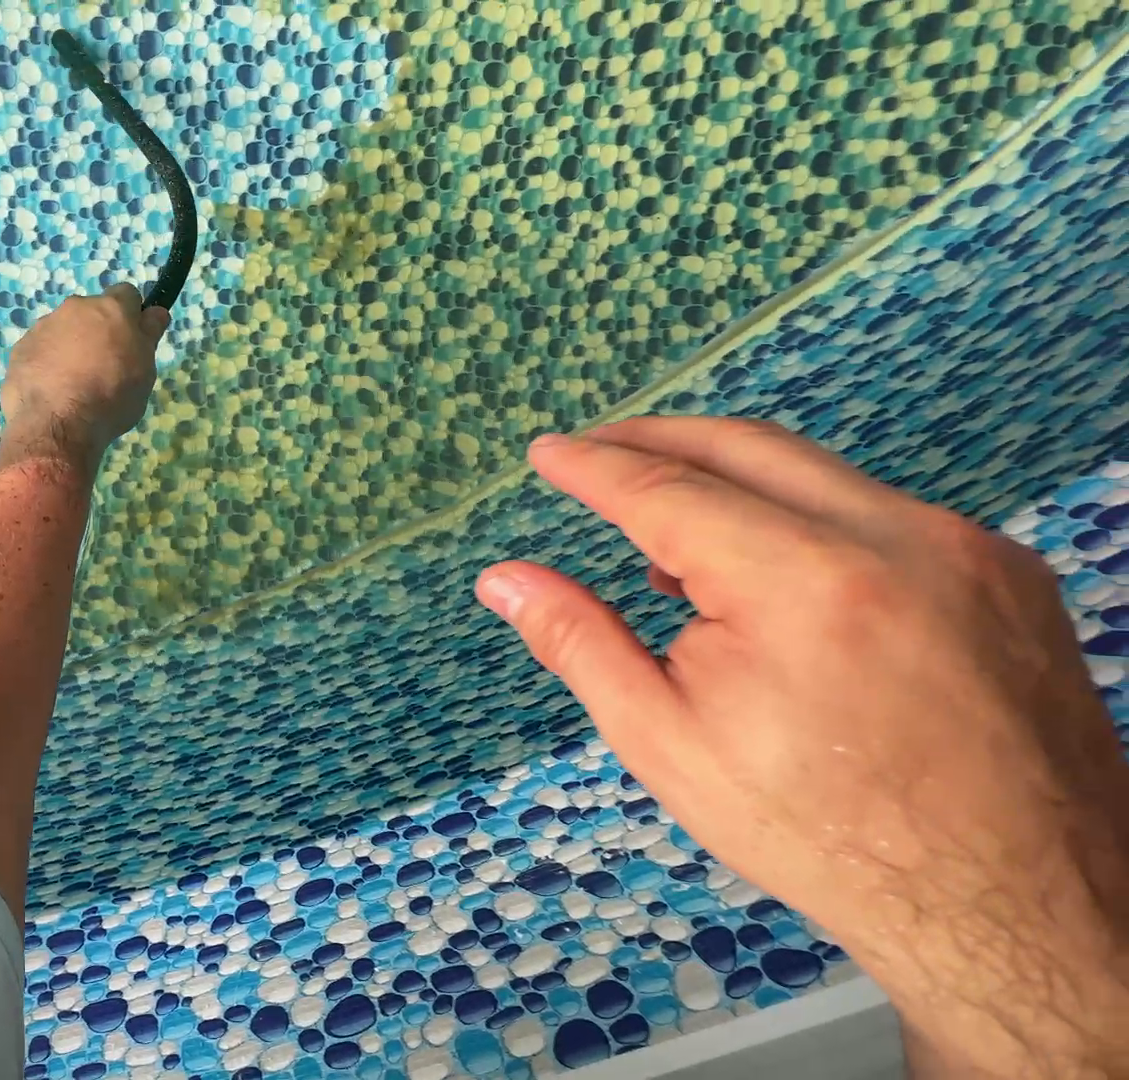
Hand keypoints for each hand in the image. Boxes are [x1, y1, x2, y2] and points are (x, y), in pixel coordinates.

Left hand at [0, 284, 165, 473]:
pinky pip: (40, 350)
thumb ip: (149, 336)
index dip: (131, 316)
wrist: (57, 424)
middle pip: (91, 313)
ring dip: (71, 348)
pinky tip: (52, 391)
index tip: (131, 341)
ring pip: (63, 331)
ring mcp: (43, 326)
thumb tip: (156, 312)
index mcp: (110, 309)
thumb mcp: (145, 371)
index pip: (127, 295)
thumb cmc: (112, 397)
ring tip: (74, 385)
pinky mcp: (20, 349)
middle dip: (98, 333)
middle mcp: (74, 308)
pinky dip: (47, 364)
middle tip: (104, 369)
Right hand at [475, 417, 1128, 1077]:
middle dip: (652, 438)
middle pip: (743, 447)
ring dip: (718, 474)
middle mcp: (897, 539)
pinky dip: (786, 508)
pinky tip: (751, 561)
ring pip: (810, 470)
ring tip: (653, 518)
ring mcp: (966, 548)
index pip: (666, 491)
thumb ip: (575, 641)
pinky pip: (867, 506)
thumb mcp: (662, 739)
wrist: (1016, 912)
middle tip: (589, 449)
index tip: (545, 451)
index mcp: (801, 584)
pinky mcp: (1003, 570)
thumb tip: (501, 579)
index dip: (593, 466)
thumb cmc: (813, 828)